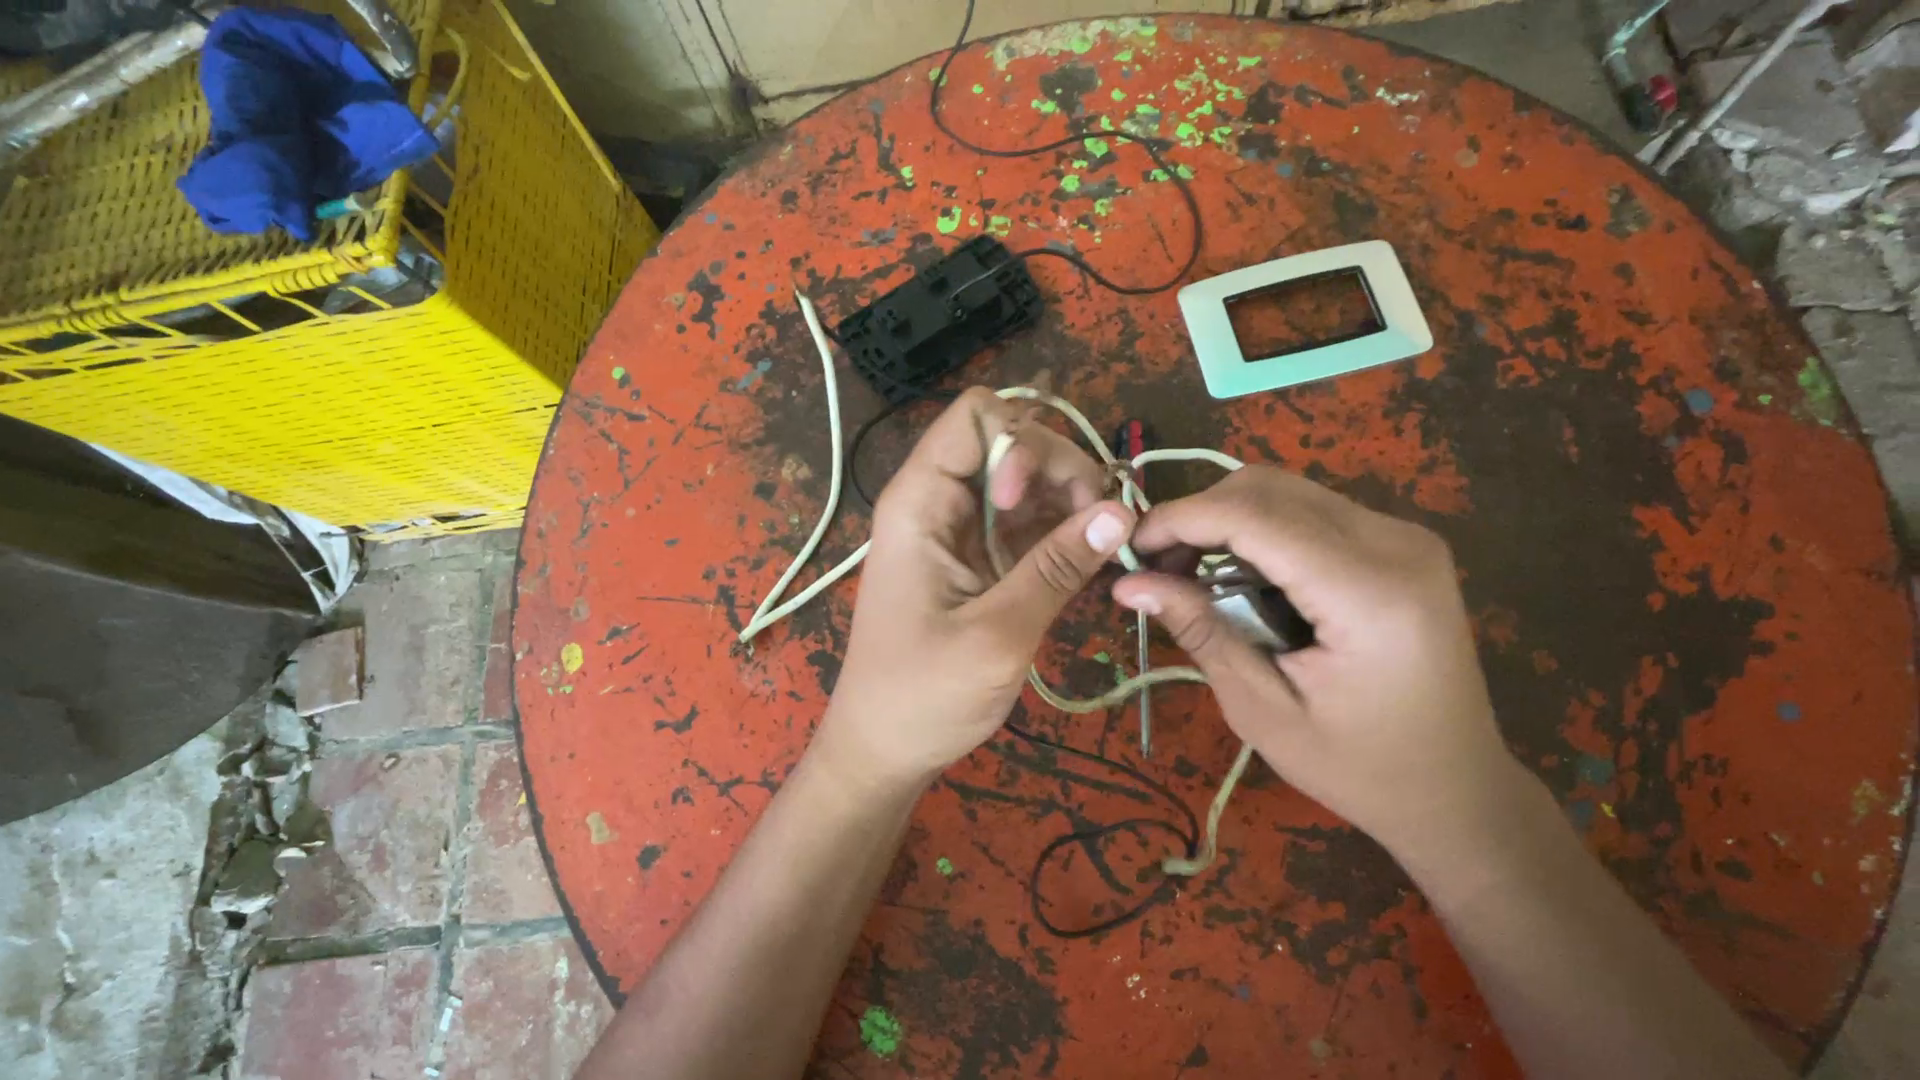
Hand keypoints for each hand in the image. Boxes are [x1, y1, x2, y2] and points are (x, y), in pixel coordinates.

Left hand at [814, 388, 1134, 786]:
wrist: (884, 750)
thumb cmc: (923, 696)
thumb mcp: (997, 635)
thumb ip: (1058, 568)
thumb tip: (1121, 512)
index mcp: (921, 502)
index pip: (975, 415)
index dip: (1018, 442)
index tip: (1028, 504)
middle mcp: (941, 502)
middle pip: (1012, 440)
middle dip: (1060, 470)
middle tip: (1095, 529)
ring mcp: (964, 531)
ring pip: (1029, 481)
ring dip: (1071, 502)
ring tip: (1099, 550)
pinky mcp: (983, 560)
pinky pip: (1030, 522)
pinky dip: (1065, 533)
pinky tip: (1091, 562)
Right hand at [1110, 466, 1531, 857]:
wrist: (1457, 789)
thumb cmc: (1358, 768)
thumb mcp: (1263, 711)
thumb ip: (1202, 632)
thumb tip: (1128, 584)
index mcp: (1368, 593)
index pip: (1255, 516)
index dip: (1181, 519)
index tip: (1130, 550)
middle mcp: (1395, 544)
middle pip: (1269, 488)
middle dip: (1199, 515)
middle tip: (1156, 567)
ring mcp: (1405, 537)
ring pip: (1287, 491)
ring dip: (1226, 519)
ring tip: (1189, 572)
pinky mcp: (1401, 543)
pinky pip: (1311, 511)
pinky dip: (1260, 529)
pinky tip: (1238, 574)